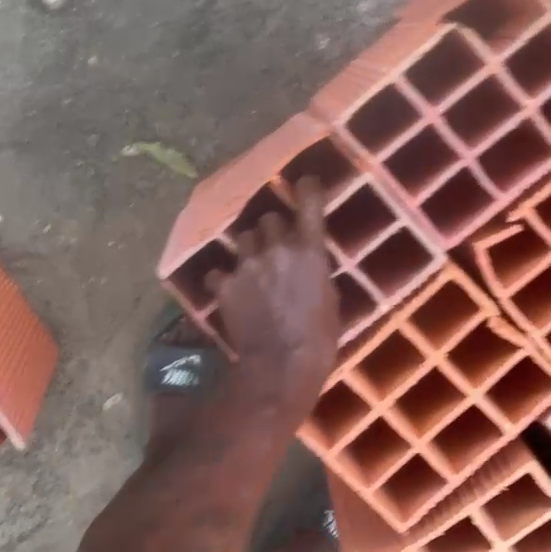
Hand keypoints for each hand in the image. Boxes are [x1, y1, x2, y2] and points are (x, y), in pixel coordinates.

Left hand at [206, 179, 339, 424]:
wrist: (280, 368)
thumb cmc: (319, 339)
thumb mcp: (330, 299)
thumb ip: (317, 271)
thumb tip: (309, 261)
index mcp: (309, 249)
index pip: (309, 202)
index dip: (307, 188)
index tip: (305, 183)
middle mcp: (276, 247)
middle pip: (269, 218)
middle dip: (272, 231)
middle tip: (275, 249)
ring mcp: (247, 264)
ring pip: (243, 238)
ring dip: (249, 250)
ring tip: (252, 270)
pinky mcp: (225, 284)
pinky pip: (220, 271)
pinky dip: (224, 280)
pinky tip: (230, 293)